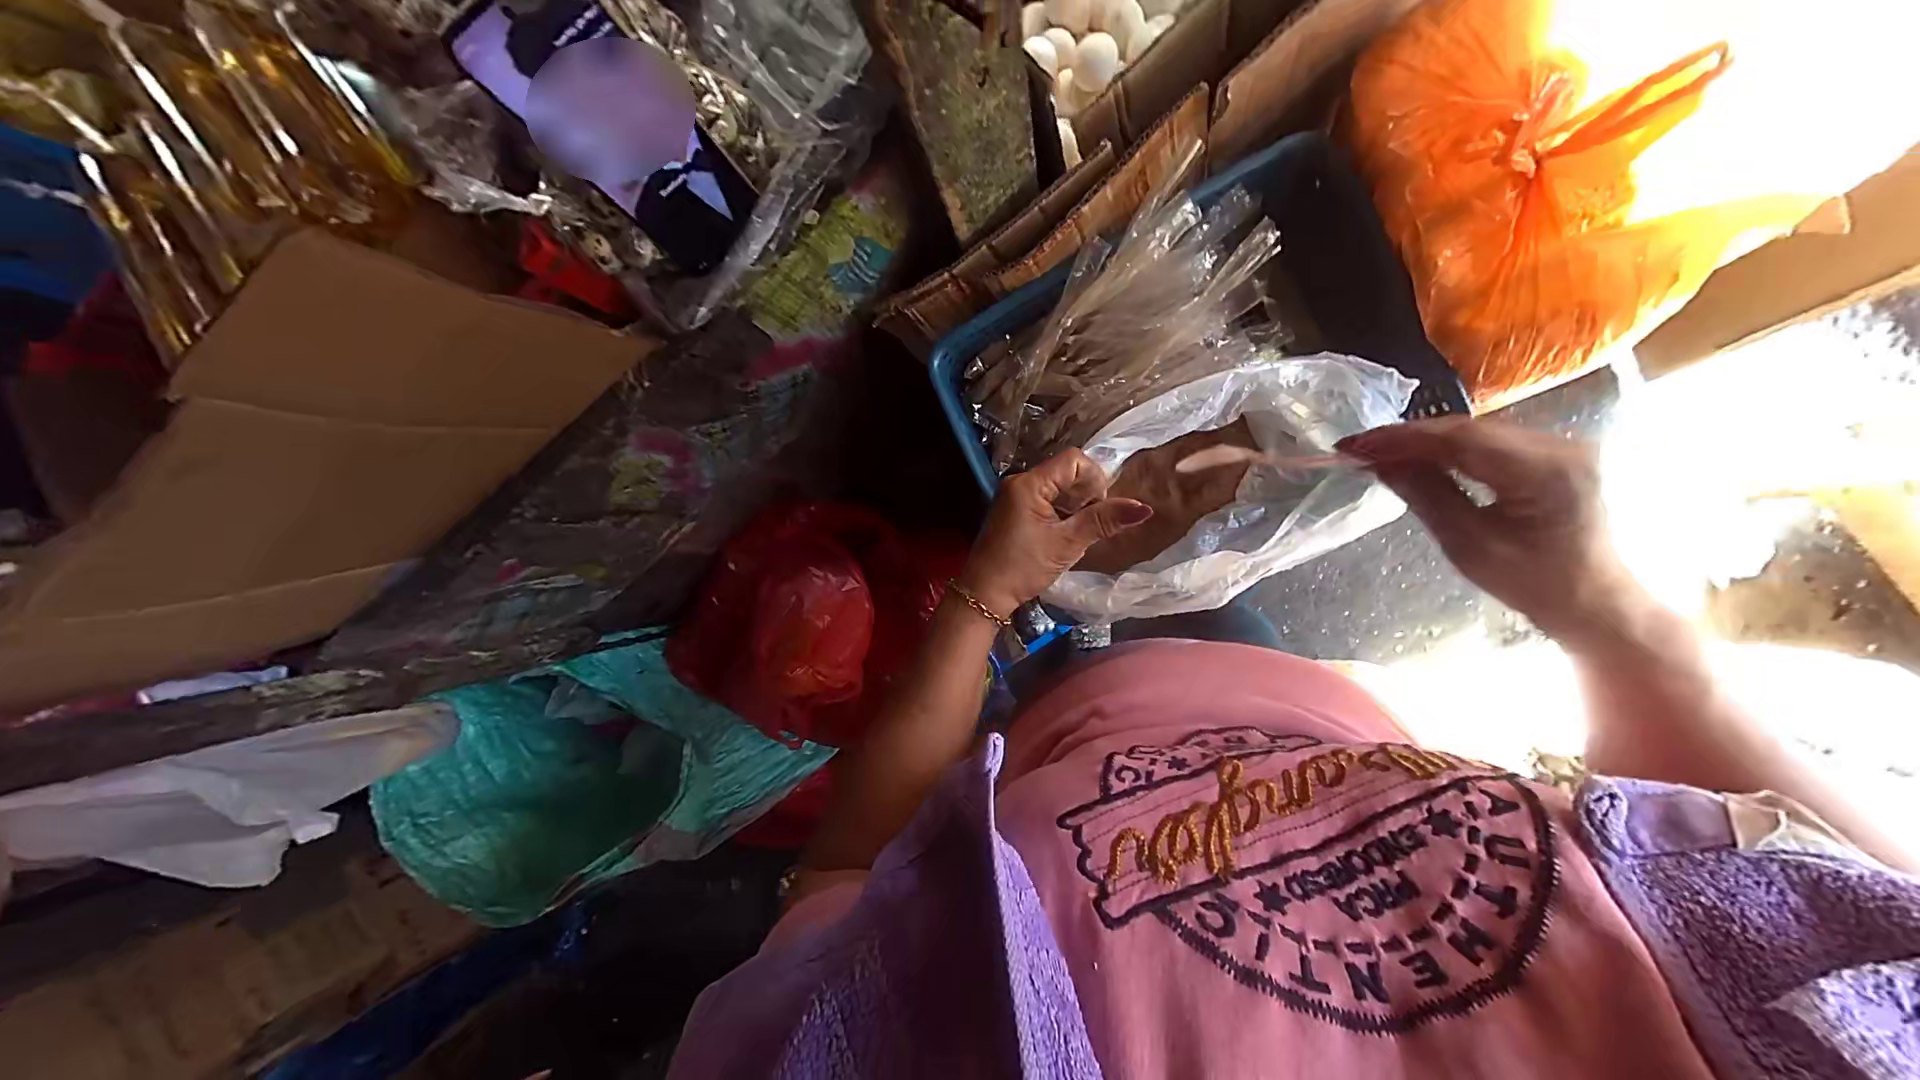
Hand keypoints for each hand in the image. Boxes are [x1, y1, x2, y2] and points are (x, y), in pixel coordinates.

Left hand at [956, 449, 1153, 617]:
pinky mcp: (1015, 509)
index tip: (1097, 509)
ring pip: (1059, 487)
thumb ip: (1103, 521)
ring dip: (1075, 506)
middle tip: (1088, 524)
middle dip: (1086, 495)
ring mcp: (1015, 495)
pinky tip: (1063, 536)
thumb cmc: (1023, 568)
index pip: (1074, 460)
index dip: (1094, 479)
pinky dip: (1062, 513)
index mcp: (1029, 483)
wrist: (984, 593)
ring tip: (1075, 533)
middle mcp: (1020, 482)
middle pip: (1067, 471)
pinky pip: (1047, 499)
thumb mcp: (1067, 545)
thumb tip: (1143, 508)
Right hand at [1339, 418, 1651, 649]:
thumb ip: (1425, 495)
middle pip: (1466, 429)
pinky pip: (1489, 441)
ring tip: (1377, 453)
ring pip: (1474, 432)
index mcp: (1545, 471)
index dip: (1398, 438)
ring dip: (1422, 441)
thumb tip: (1378, 463)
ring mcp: (1561, 445)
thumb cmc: (1536, 584)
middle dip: (1405, 437)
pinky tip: (1416, 456)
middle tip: (1356, 449)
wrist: (1599, 601)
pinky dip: (1446, 447)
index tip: (1352, 446)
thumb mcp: (1468, 545)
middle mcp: (1560, 445)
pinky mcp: (1554, 453)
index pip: (1457, 439)